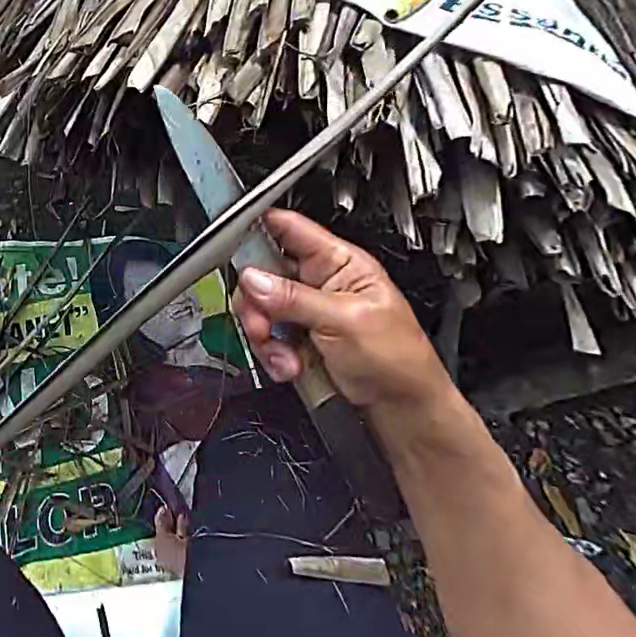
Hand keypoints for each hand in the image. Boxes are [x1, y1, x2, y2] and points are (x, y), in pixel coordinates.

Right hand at [231, 209, 452, 415]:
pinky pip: (266, 338)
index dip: (260, 226)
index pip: (291, 228)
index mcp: (339, 262)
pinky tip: (289, 366)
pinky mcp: (297, 339)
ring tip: (284, 355)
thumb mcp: (346, 321)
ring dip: (264, 335)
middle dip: (256, 301)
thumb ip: (296, 298)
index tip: (232, 241)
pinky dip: (271, 354)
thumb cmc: (399, 359)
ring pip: (260, 308)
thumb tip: (255, 278)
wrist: (403, 410)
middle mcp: (318, 282)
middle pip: (263, 272)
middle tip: (262, 324)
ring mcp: (305, 311)